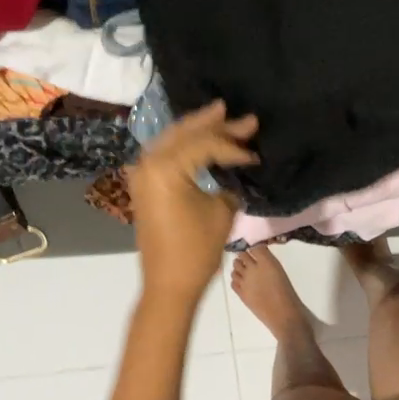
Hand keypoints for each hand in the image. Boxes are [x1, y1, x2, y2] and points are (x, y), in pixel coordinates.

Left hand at [126, 101, 255, 301]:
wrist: (168, 284)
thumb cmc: (196, 251)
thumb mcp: (222, 212)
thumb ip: (228, 185)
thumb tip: (233, 173)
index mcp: (167, 167)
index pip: (205, 144)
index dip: (233, 145)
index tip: (256, 149)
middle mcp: (149, 163)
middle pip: (185, 134)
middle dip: (213, 124)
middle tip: (239, 115)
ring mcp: (142, 174)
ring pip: (172, 141)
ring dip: (197, 131)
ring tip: (219, 117)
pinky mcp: (144, 187)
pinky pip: (164, 155)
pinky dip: (183, 146)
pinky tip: (199, 142)